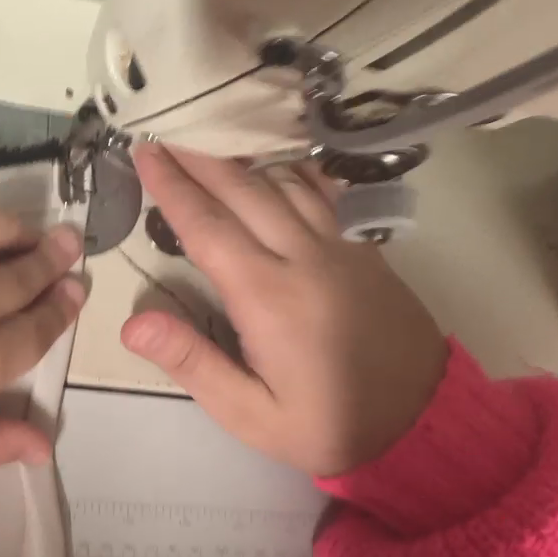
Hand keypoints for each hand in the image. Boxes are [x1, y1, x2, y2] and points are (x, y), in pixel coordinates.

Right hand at [119, 143, 445, 476]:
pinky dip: (293, 169)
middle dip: (200, 157)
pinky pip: (324, 193)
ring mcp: (340, 248)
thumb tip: (133, 324)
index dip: (172, 186)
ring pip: (285, 183)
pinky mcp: (365, 251)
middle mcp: (303, 258)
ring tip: (209, 139)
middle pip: (244, 190)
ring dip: (243, 157)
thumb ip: (193, 364)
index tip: (144, 152)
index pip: (207, 226)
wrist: (424, 423)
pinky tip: (278, 160)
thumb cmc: (326, 424)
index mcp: (267, 296)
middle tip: (166, 131)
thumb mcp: (249, 413)